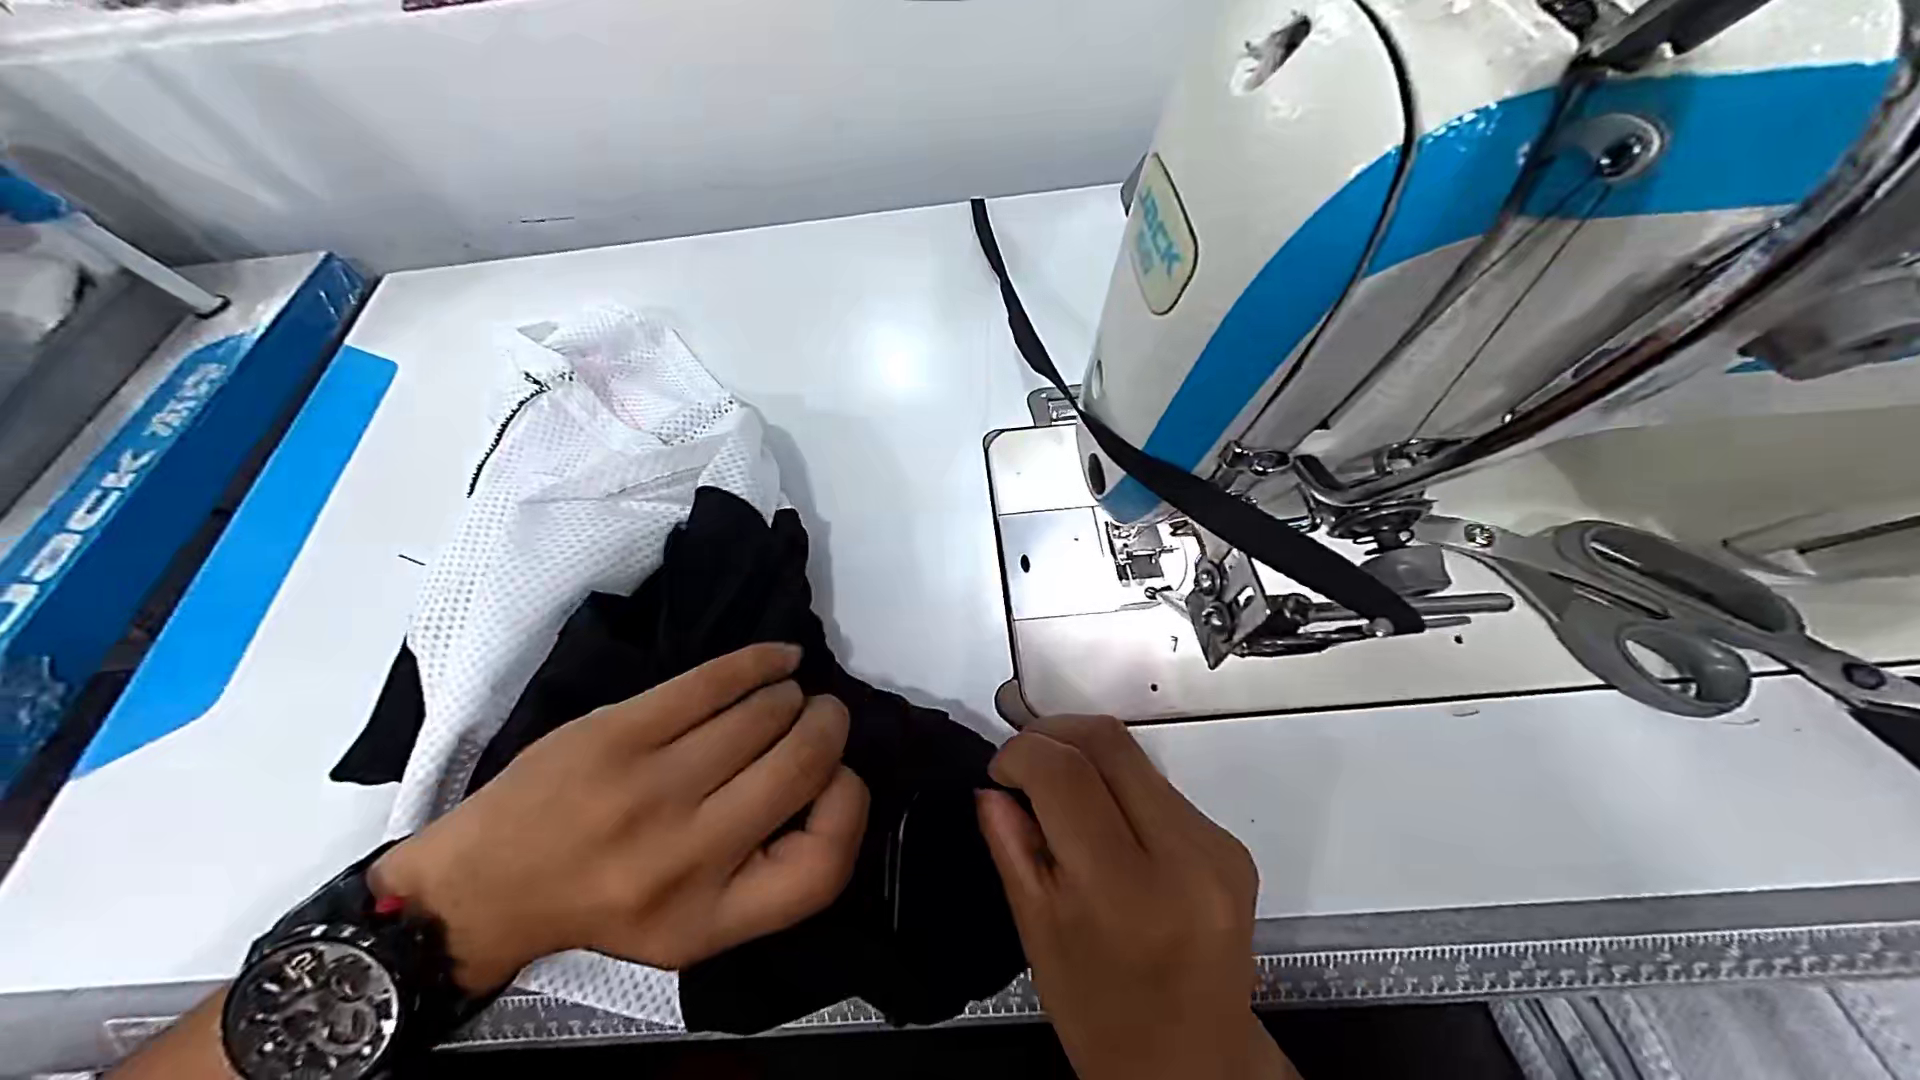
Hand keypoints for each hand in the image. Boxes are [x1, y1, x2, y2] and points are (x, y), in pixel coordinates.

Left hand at [371, 643, 869, 992]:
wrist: (486, 884)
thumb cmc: (610, 904)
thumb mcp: (699, 928)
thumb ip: (773, 872)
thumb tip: (834, 773)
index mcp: (712, 915)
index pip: (826, 861)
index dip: (849, 804)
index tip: (834, 779)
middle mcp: (686, 854)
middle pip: (802, 763)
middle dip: (827, 726)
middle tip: (822, 715)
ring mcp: (648, 786)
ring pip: (763, 713)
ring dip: (789, 697)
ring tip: (785, 697)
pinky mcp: (617, 731)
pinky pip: (716, 679)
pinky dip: (762, 660)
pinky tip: (778, 660)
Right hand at [976, 715, 1297, 1079]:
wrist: (1194, 1064)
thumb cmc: (1101, 1012)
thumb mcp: (1036, 934)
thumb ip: (1010, 846)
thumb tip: (992, 785)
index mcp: (1127, 892)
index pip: (1065, 774)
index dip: (1021, 753)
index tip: (1000, 771)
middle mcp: (1185, 856)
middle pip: (1107, 741)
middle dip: (1051, 734)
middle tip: (1021, 763)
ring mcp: (1215, 846)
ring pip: (1133, 754)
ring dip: (1083, 756)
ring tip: (1056, 792)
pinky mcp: (1229, 843)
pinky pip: (1156, 783)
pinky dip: (1115, 782)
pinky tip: (1099, 817)